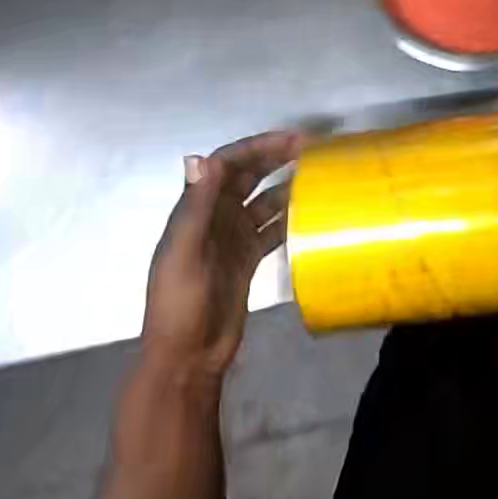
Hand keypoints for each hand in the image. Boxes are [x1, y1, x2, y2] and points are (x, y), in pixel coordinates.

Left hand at [141, 130, 300, 378]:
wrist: (187, 358)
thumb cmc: (179, 303)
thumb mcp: (184, 252)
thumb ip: (196, 206)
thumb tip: (208, 158)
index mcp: (197, 207)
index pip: (228, 163)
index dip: (257, 146)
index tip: (290, 140)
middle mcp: (216, 215)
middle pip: (248, 175)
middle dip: (276, 157)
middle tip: (312, 149)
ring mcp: (233, 236)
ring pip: (264, 199)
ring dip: (286, 186)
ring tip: (318, 177)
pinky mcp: (248, 258)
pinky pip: (271, 228)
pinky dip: (288, 218)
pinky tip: (311, 214)